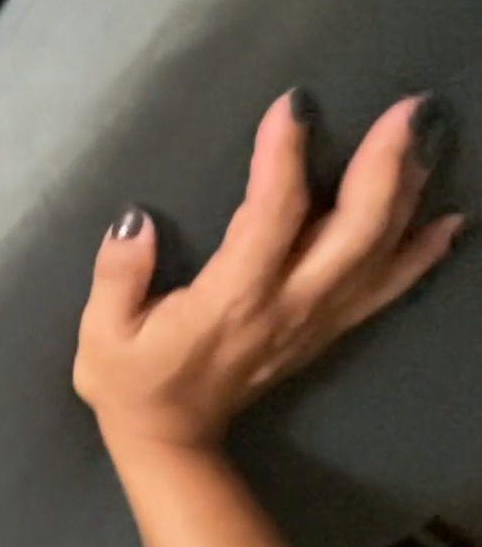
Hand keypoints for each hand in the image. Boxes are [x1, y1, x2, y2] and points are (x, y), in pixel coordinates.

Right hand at [75, 91, 462, 450]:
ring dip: (409, 191)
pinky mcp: (322, 331)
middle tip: (405, 110)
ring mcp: (314, 319)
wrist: (168, 436)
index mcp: (231, 298)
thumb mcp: (101, 331)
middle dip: (384, 162)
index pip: (271, 215)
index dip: (283, 158)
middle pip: (357, 225)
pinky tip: (445, 220)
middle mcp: (288, 303)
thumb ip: (118, 275)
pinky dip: (422, 251)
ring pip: (382, 249)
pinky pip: (387, 286)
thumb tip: (136, 219)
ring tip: (422, 140)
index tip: (290, 109)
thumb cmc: (125, 380)